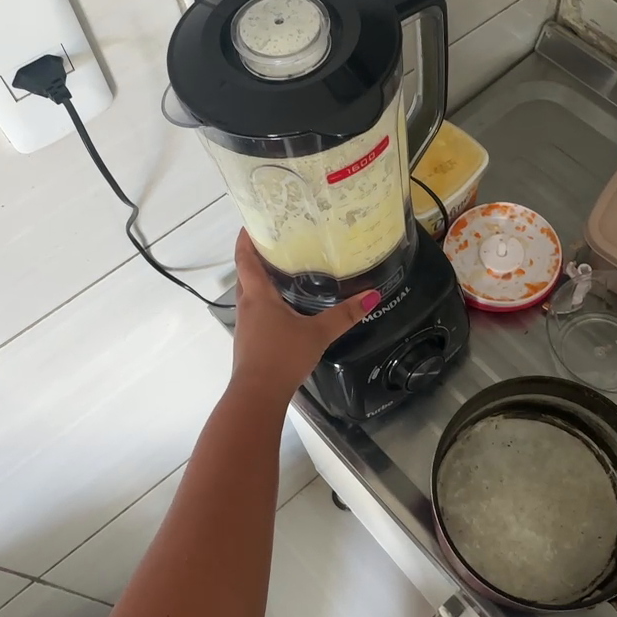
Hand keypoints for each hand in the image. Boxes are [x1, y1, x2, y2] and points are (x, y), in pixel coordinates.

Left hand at [228, 231, 376, 403]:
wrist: (258, 394)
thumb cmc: (282, 357)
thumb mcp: (317, 334)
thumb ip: (344, 315)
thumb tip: (372, 296)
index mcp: (258, 296)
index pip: (245, 258)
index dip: (246, 238)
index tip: (252, 221)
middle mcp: (246, 305)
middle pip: (245, 273)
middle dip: (255, 256)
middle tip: (276, 241)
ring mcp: (245, 324)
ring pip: (249, 293)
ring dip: (259, 280)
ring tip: (282, 269)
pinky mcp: (249, 341)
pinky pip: (254, 311)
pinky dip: (265, 301)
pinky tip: (284, 306)